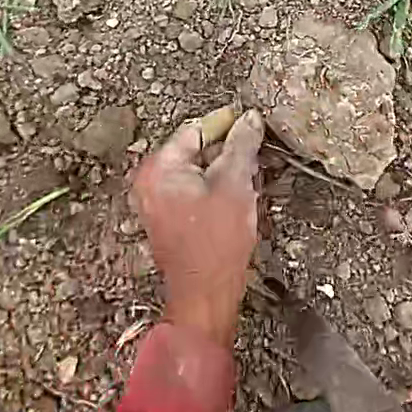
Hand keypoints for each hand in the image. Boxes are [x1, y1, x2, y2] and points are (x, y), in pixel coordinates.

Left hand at [130, 109, 265, 346]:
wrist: (206, 293)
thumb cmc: (216, 241)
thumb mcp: (235, 183)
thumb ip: (242, 145)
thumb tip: (250, 119)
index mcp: (160, 169)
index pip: (196, 129)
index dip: (228, 123)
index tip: (253, 120)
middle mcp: (153, 182)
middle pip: (198, 148)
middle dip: (231, 149)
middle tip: (259, 149)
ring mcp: (160, 201)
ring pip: (202, 169)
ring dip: (229, 168)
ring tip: (255, 174)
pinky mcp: (173, 217)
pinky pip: (200, 188)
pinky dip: (222, 185)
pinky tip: (244, 192)